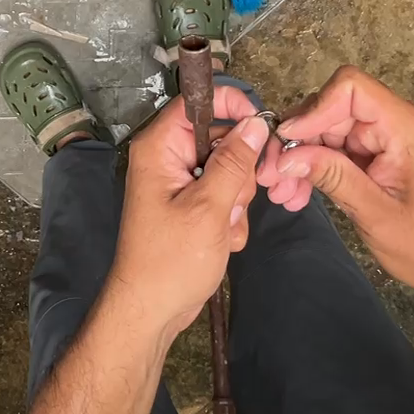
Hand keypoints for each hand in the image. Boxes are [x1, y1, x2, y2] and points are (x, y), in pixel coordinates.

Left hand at [103, 86, 266, 339]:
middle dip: (237, 171)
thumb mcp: (209, 208)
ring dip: (235, 200)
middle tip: (233, 202)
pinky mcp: (191, 203)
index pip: (196, 103)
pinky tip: (221, 240)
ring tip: (222, 227)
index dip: (230, 104)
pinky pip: (224, 195)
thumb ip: (235, 163)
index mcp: (159, 146)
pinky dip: (230, 217)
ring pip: (228, 169)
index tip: (261, 123)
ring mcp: (179, 181)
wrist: (152, 310)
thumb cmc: (172, 258)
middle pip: (220, 138)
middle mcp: (167, 157)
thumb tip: (256, 124)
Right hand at [254, 66, 413, 308]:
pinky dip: (319, 166)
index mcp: (406, 127)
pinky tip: (299, 192)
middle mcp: (397, 121)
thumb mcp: (379, 217)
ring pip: (330, 129)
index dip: (313, 109)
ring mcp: (389, 137)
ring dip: (303, 156)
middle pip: (332, 108)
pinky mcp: (382, 153)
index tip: (287, 143)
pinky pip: (341, 147)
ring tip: (281, 191)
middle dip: (298, 139)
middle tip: (271, 175)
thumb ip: (333, 177)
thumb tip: (286, 155)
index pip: (350, 87)